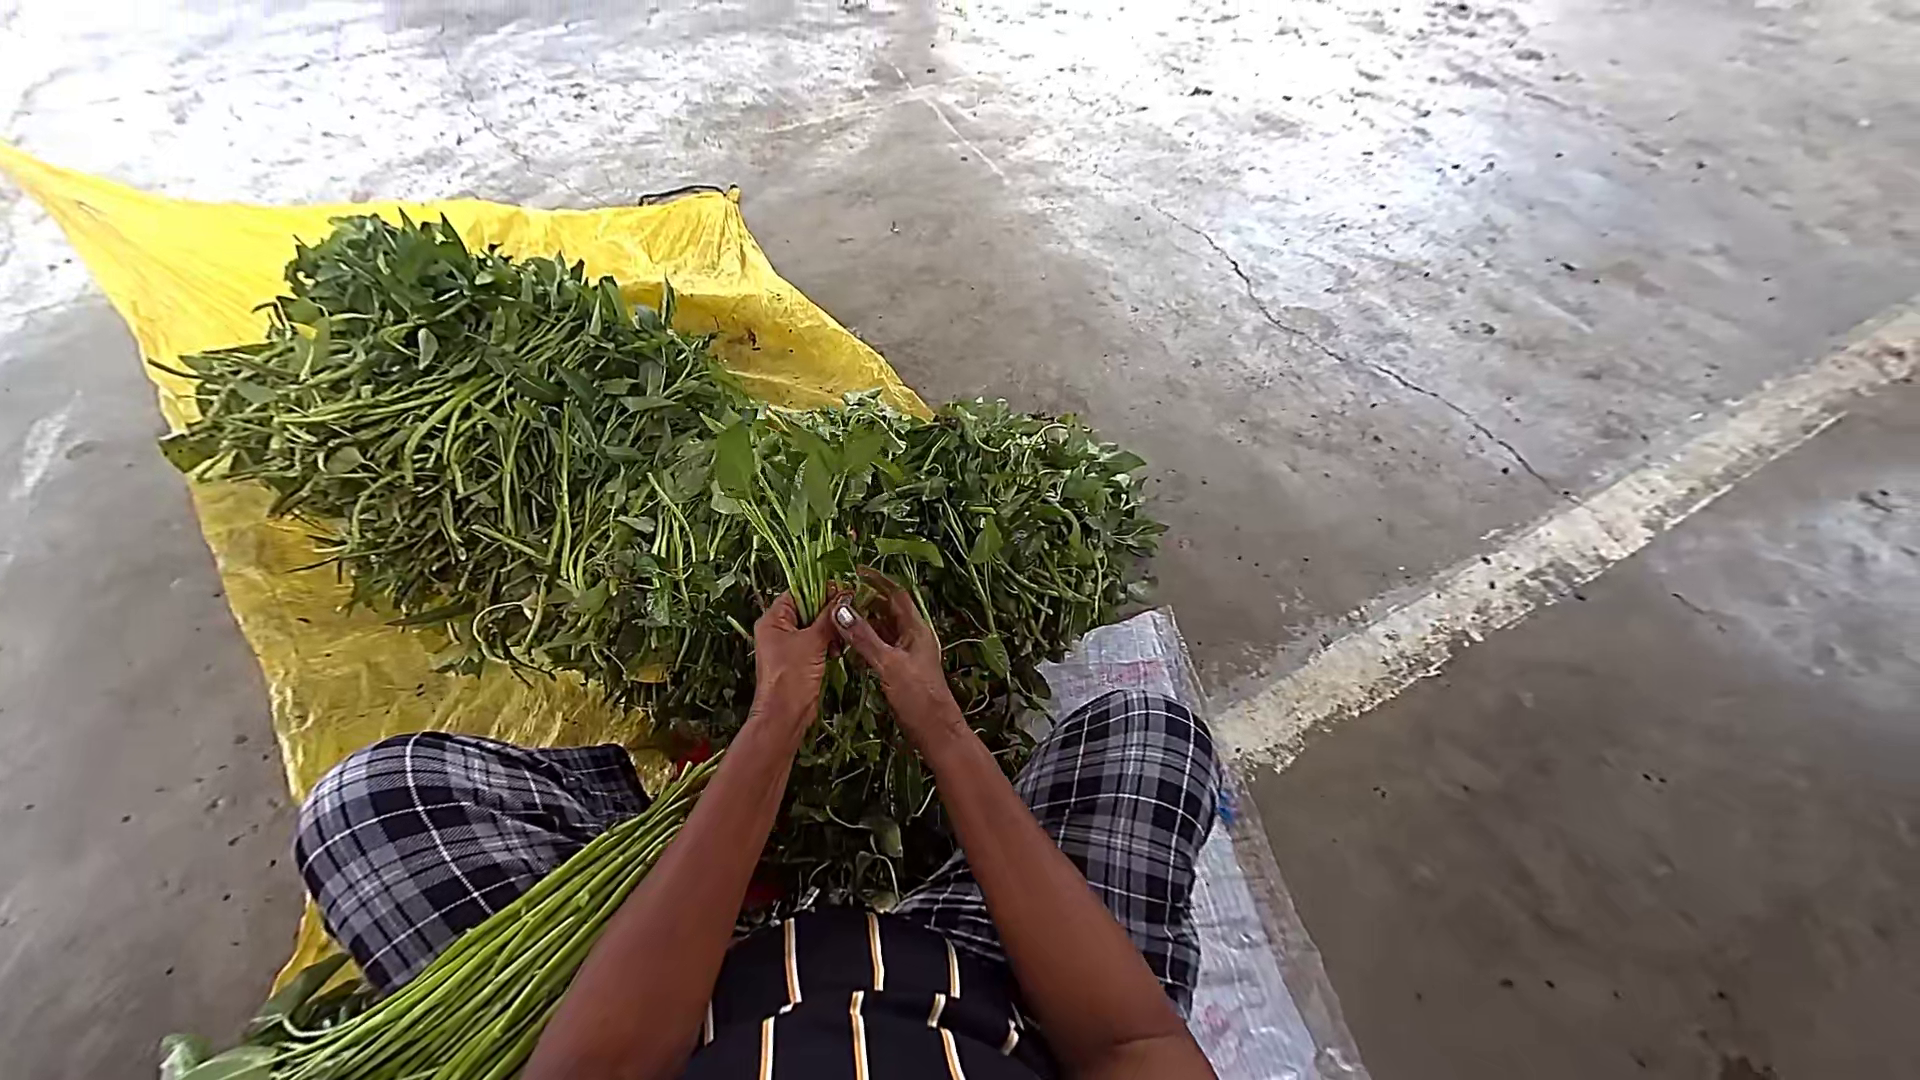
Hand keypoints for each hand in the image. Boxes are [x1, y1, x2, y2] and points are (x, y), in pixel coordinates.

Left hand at [749, 590, 838, 735]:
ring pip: (816, 626)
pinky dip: (830, 643)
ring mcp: (790, 646)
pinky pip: (818, 643)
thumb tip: (843, 598)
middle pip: (808, 609)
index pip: (798, 593)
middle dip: (829, 612)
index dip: (820, 590)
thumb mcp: (812, 641)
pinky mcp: (801, 659)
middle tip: (847, 612)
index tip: (841, 591)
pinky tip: (838, 650)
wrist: (786, 715)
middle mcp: (779, 630)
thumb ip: (829, 617)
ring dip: (831, 629)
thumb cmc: (790, 678)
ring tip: (841, 637)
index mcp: (773, 620)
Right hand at [829, 569, 967, 750]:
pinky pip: (881, 647)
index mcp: (916, 629)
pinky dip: (866, 642)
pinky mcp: (901, 669)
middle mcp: (913, 636)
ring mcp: (908, 653)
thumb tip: (842, 611)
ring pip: (883, 629)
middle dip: (866, 600)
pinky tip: (850, 646)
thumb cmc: (919, 698)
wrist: (936, 732)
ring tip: (839, 617)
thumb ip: (864, 638)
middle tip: (840, 595)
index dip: (877, 581)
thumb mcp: (888, 665)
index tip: (855, 571)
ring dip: (864, 621)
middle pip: (888, 609)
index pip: (896, 594)